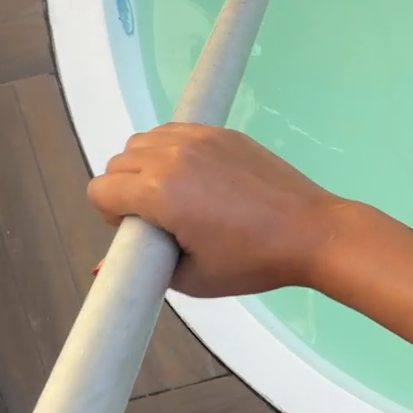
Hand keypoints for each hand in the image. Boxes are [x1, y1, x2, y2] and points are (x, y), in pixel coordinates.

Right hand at [87, 124, 350, 297]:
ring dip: (147, 167)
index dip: (112, 217)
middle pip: (118, 162)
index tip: (138, 233)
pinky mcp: (224, 133)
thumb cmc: (257, 260)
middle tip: (158, 218)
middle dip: (127, 191)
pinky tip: (199, 179)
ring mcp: (200, 139)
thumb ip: (149, 267)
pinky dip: (175, 152)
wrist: (311, 233)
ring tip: (178, 197)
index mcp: (159, 192)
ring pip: (145, 142)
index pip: (101, 191)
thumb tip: (120, 263)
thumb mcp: (196, 279)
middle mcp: (172, 156)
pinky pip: (178, 132)